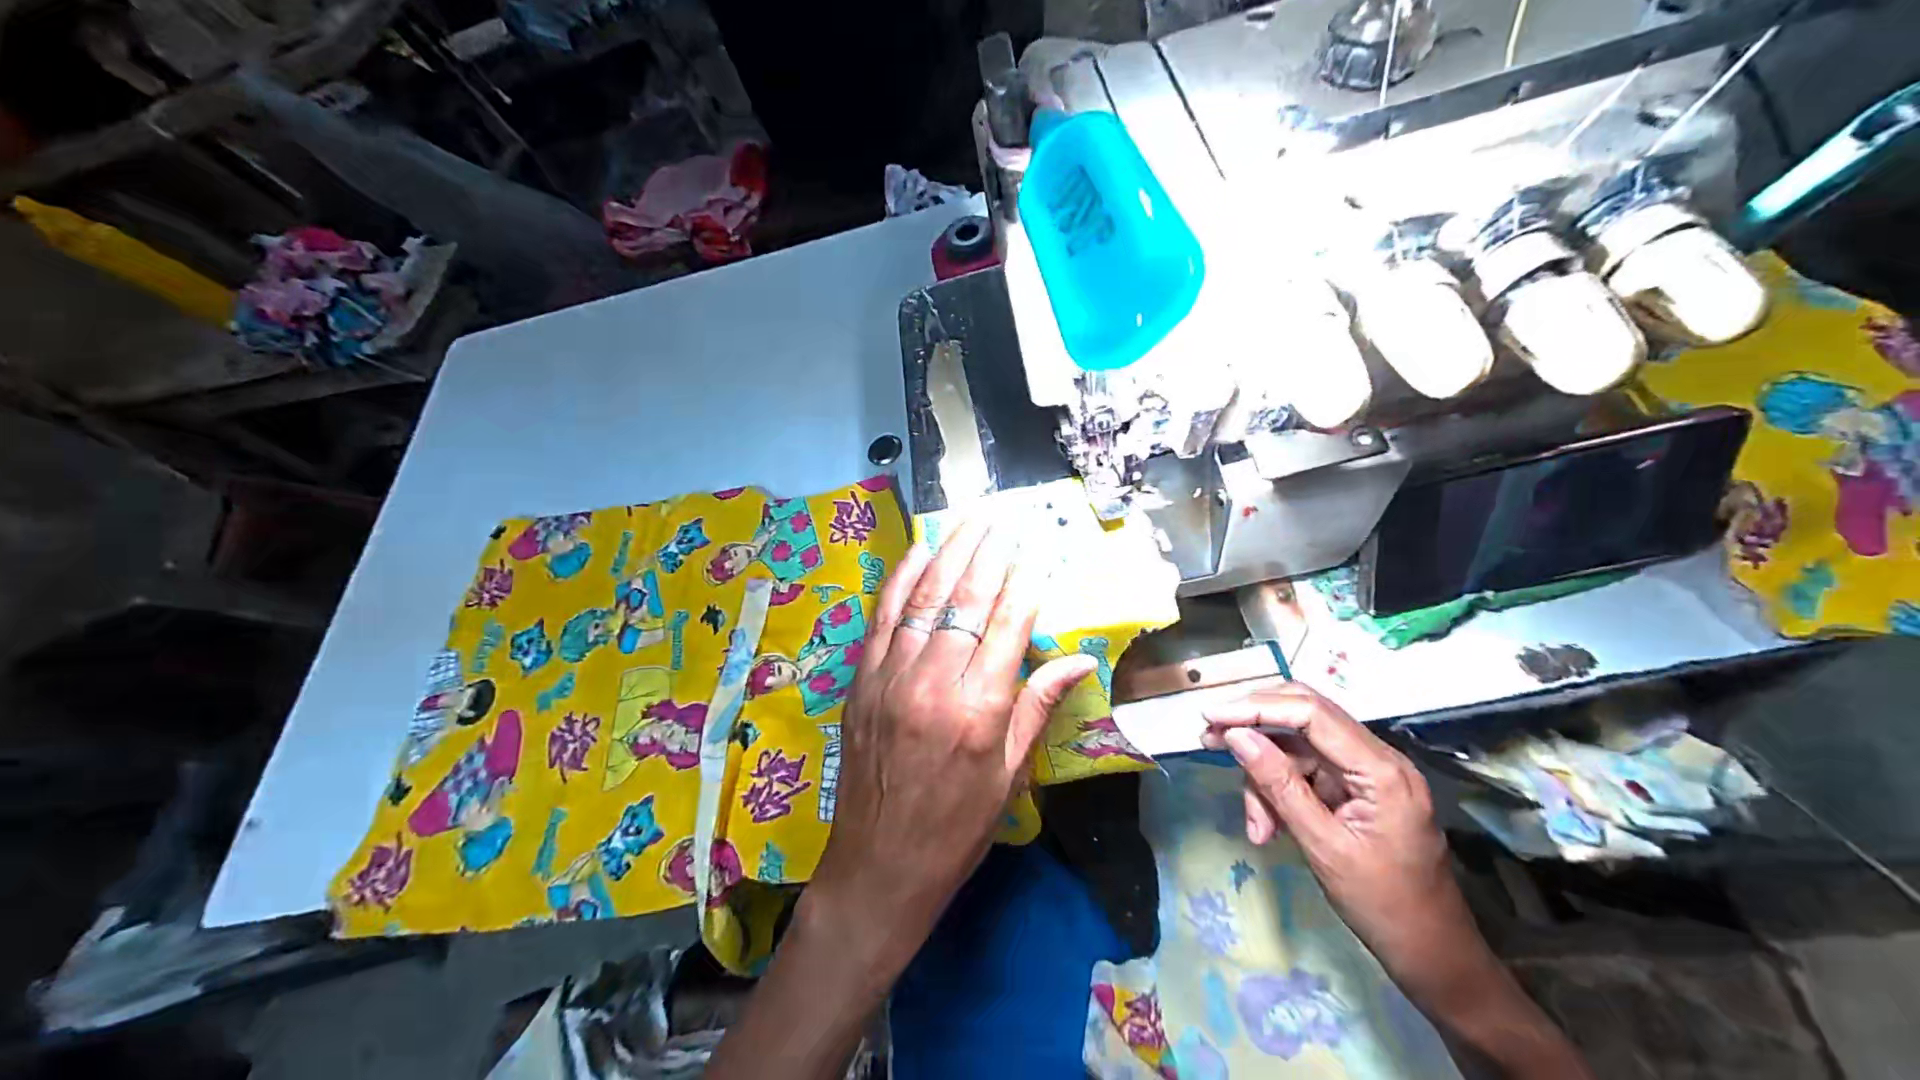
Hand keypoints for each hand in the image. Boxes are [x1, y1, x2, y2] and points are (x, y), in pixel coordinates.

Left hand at [708, 518, 1095, 1079]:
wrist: (880, 865)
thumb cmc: (957, 828)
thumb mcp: (1009, 774)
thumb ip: (1039, 707)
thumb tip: (1082, 660)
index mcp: (979, 709)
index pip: (1008, 626)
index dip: (1025, 585)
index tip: (1037, 553)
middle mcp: (933, 682)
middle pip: (965, 601)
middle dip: (987, 555)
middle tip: (1003, 520)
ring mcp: (891, 677)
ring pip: (922, 600)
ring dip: (947, 555)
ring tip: (966, 522)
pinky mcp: (861, 681)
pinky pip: (882, 618)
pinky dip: (899, 581)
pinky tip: (916, 552)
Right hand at [1205, 686, 1591, 1078]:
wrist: (1431, 952)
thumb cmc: (1383, 905)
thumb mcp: (1322, 845)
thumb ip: (1278, 784)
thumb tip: (1235, 736)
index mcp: (1381, 769)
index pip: (1311, 713)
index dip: (1256, 707)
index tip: (1211, 716)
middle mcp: (1376, 757)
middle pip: (1303, 716)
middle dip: (1254, 728)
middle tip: (1209, 740)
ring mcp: (1366, 771)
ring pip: (1297, 748)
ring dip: (1265, 778)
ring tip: (1257, 825)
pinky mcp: (1355, 787)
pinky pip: (1304, 772)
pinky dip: (1279, 794)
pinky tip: (1268, 827)